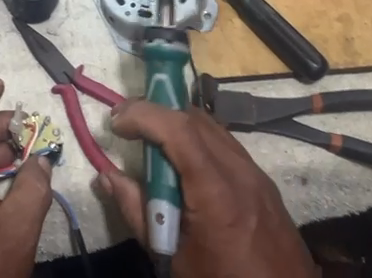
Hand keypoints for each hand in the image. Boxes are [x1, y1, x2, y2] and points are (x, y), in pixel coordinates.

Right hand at [94, 100, 315, 277]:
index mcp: (217, 193)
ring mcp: (256, 174)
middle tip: (124, 124)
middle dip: (154, 110)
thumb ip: (137, 213)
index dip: (143, 114)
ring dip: (175, 121)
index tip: (116, 124)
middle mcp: (240, 172)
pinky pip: (224, 142)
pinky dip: (196, 137)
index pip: (179, 129)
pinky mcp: (263, 182)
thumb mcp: (172, 261)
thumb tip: (107, 176)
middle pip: (192, 118)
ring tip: (149, 139)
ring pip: (210, 125)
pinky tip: (182, 160)